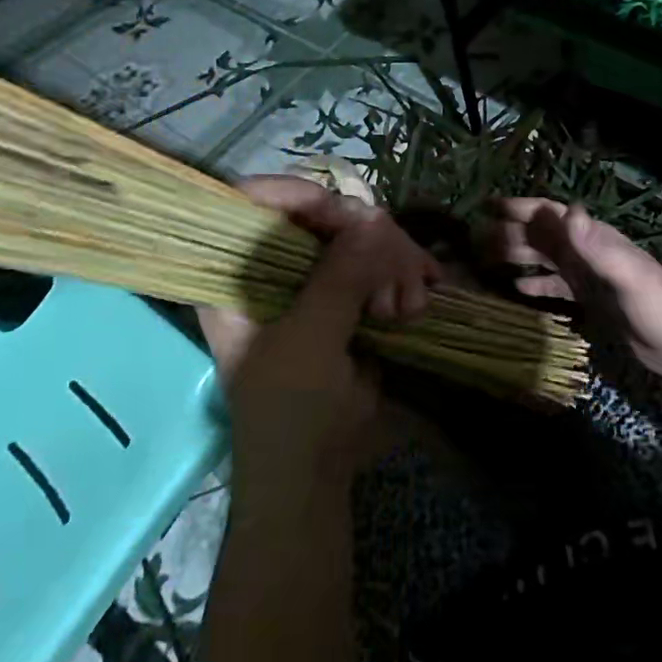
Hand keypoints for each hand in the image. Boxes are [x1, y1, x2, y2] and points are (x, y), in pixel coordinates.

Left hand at [200, 176, 441, 474]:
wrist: (316, 465)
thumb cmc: (291, 408)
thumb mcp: (309, 341)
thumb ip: (339, 278)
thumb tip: (376, 218)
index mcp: (240, 272)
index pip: (255, 202)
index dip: (299, 195)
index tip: (347, 214)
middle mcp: (278, 265)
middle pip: (326, 216)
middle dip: (371, 242)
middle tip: (399, 278)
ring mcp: (319, 278)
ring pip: (365, 237)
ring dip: (397, 264)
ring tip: (408, 307)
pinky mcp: (353, 294)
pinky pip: (387, 261)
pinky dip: (409, 274)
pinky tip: (421, 298)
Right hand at [486, 198, 661, 387]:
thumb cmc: (658, 308)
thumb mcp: (628, 276)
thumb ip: (596, 246)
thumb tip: (566, 210)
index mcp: (597, 239)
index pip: (553, 215)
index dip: (522, 207)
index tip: (488, 206)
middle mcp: (590, 251)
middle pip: (544, 235)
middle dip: (512, 232)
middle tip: (475, 239)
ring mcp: (590, 276)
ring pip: (547, 258)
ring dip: (519, 256)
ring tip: (486, 259)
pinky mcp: (591, 299)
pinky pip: (556, 285)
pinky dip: (536, 283)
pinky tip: (516, 287)